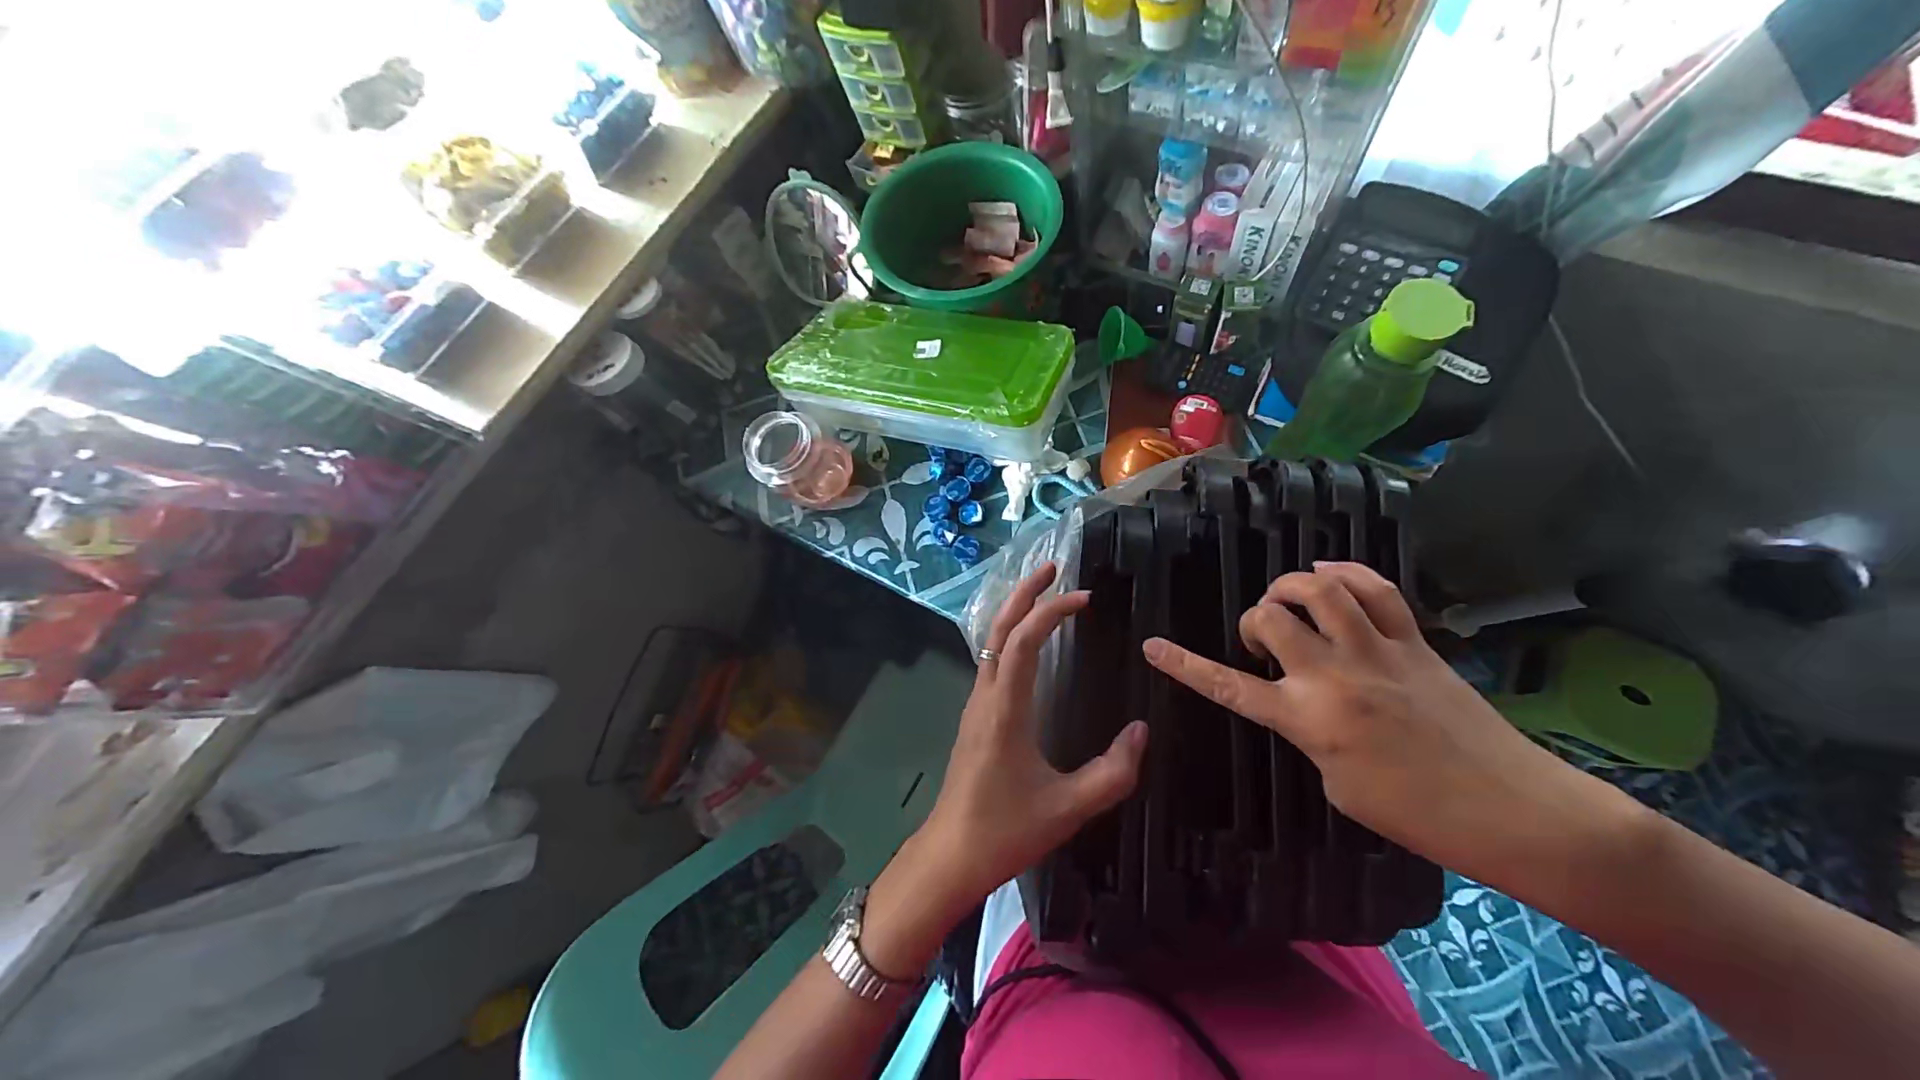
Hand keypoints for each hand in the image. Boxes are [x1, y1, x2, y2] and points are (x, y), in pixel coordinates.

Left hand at [915, 562, 1148, 912]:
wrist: (950, 855)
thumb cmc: (1006, 830)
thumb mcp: (1070, 808)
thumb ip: (1113, 772)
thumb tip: (1141, 731)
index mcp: (1006, 709)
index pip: (1024, 640)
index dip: (1051, 611)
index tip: (1084, 598)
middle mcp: (985, 697)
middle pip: (998, 629)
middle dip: (1024, 593)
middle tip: (1054, 568)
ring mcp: (975, 707)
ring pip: (990, 644)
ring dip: (1015, 613)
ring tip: (1044, 597)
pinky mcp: (974, 720)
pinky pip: (991, 663)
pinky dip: (1010, 639)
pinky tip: (1029, 647)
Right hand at [1141, 562, 1649, 893]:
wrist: (1513, 810)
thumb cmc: (1416, 815)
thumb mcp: (1337, 784)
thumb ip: (1307, 732)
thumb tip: (1302, 702)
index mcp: (1308, 719)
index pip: (1228, 685)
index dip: (1183, 664)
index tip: (1153, 645)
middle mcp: (1335, 675)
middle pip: (1272, 618)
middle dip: (1255, 620)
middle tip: (1266, 640)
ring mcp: (1378, 652)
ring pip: (1319, 590)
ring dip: (1292, 586)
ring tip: (1291, 600)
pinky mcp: (1415, 642)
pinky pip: (1375, 589)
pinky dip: (1345, 574)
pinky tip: (1332, 575)